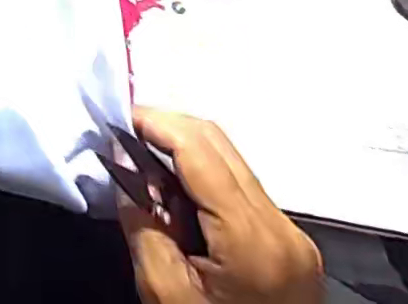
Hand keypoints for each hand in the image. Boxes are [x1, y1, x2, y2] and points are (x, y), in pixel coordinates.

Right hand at [120, 109, 323, 303]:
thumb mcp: (162, 292)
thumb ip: (140, 221)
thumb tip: (124, 169)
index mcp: (252, 240)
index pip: (197, 148)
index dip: (153, 122)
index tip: (115, 120)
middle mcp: (281, 228)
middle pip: (216, 141)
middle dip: (165, 127)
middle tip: (123, 137)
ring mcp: (291, 235)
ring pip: (227, 157)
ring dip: (181, 148)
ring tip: (143, 164)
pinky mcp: (288, 244)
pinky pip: (237, 183)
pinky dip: (198, 172)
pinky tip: (173, 193)